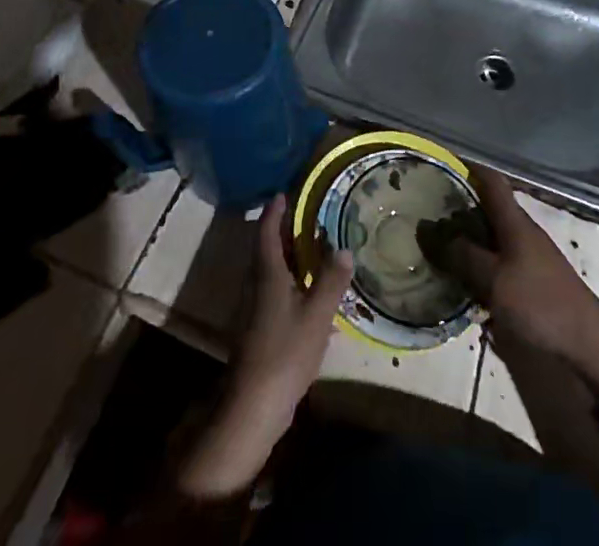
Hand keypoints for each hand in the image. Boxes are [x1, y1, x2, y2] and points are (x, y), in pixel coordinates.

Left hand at [175, 194, 351, 499]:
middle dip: (284, 231)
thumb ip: (330, 281)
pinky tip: (313, 291)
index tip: (284, 194)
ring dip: (289, 256)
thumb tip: (343, 248)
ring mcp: (257, 309)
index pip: (268, 234)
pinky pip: (277, 291)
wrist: (254, 404)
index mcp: (267, 275)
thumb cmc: (285, 352)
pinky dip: (293, 280)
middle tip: (308, 216)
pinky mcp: (262, 329)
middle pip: (267, 250)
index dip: (275, 213)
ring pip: (272, 271)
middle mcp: (258, 286)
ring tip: (314, 247)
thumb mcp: (316, 314)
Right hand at [419, 169, 598, 397]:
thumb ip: (463, 255)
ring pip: (487, 239)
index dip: (469, 168)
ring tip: (429, 241)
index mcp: (516, 224)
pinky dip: (472, 265)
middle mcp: (520, 235)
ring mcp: (524, 260)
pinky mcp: (525, 285)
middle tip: (422, 207)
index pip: (492, 183)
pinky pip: (492, 265)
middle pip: (486, 210)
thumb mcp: (494, 279)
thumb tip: (430, 230)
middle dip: (457, 206)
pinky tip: (452, 277)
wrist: (585, 344)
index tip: (441, 162)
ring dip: (462, 238)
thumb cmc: (540, 303)